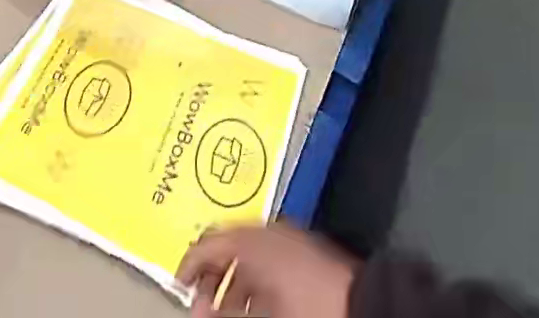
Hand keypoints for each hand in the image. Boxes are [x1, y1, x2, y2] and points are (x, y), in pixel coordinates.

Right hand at [177, 223, 357, 317]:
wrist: (359, 304)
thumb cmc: (311, 306)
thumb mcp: (258, 310)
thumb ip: (221, 310)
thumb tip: (198, 309)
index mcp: (255, 238)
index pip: (210, 240)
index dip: (189, 263)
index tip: (178, 284)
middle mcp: (270, 230)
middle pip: (228, 245)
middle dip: (212, 276)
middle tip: (201, 304)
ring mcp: (290, 237)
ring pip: (248, 255)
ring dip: (232, 282)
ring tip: (226, 311)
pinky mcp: (304, 250)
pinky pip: (268, 259)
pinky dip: (254, 280)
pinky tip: (254, 304)